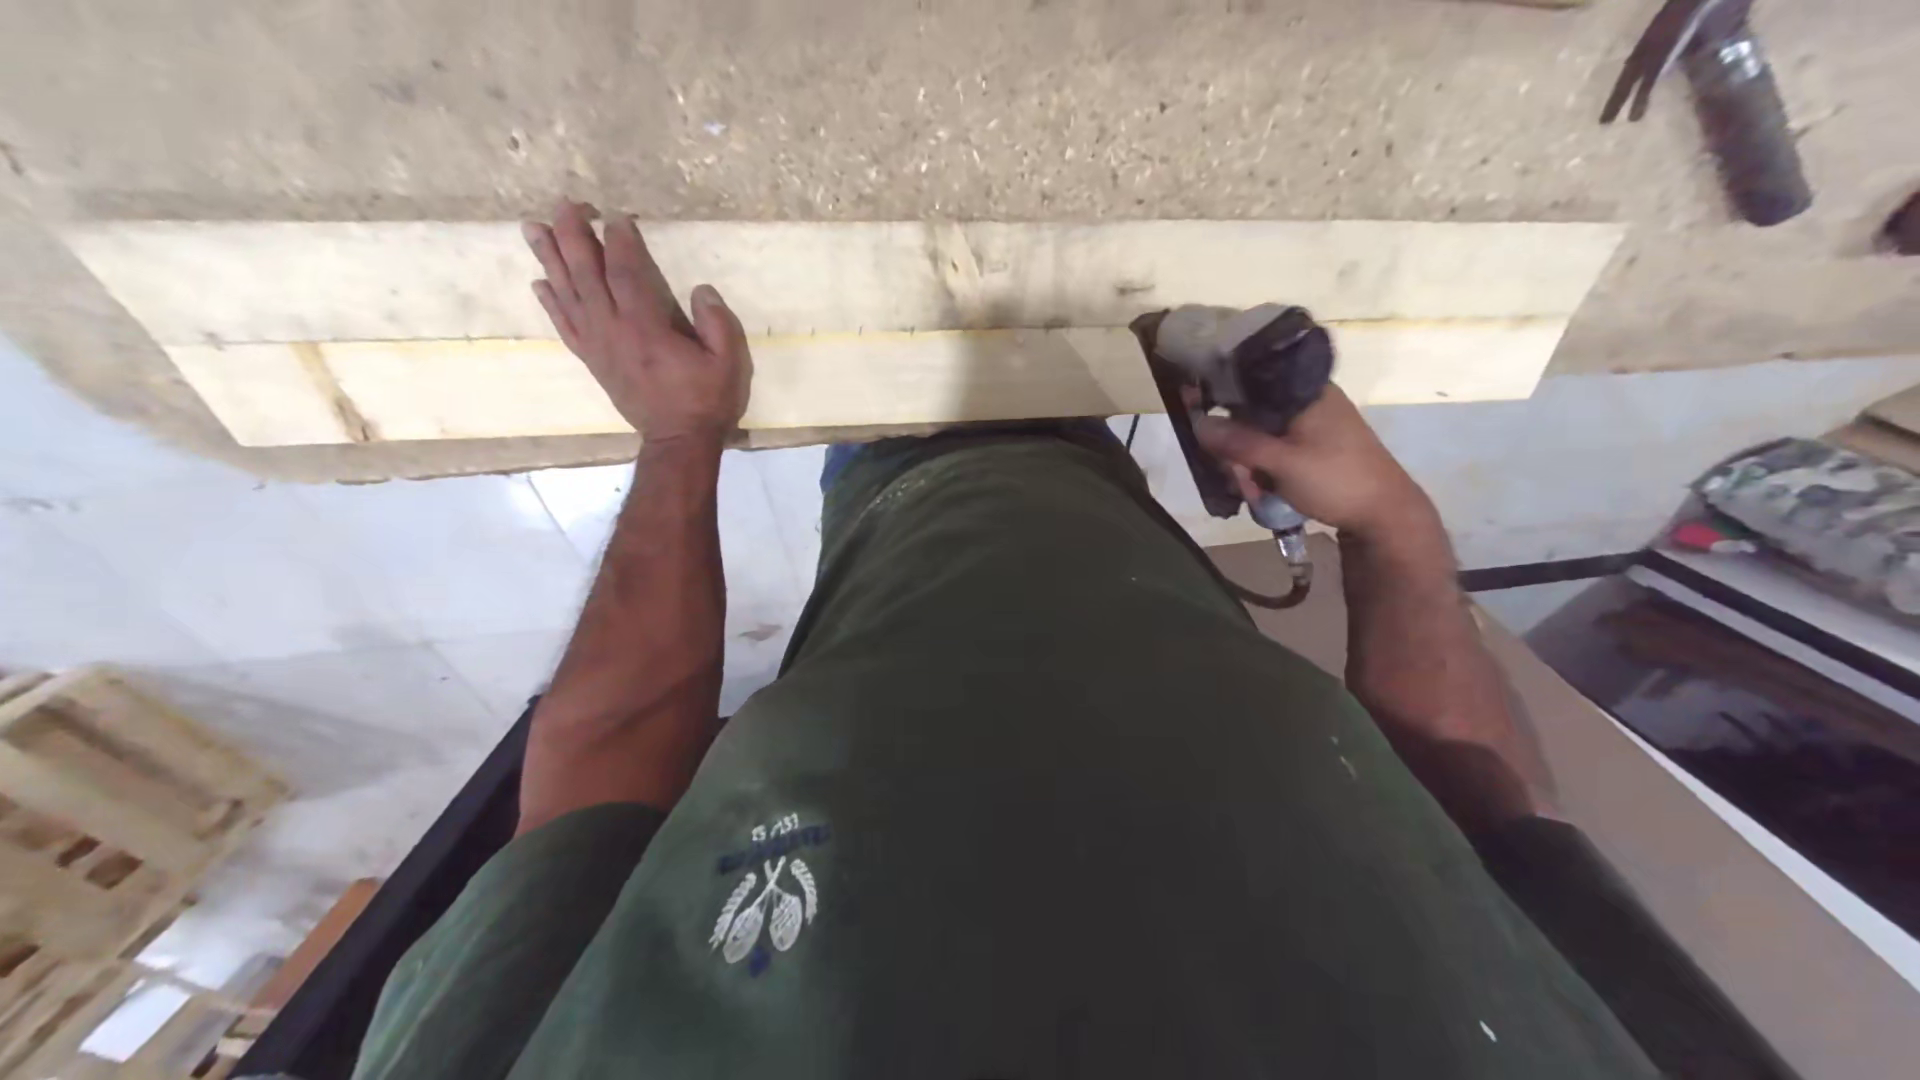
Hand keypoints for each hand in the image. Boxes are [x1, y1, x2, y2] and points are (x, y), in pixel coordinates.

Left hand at [523, 200, 749, 445]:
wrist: (678, 440)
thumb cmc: (706, 401)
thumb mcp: (728, 363)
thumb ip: (717, 323)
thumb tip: (701, 289)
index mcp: (646, 327)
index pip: (625, 272)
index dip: (620, 240)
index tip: (618, 215)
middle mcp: (613, 329)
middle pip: (585, 273)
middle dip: (574, 235)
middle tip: (567, 205)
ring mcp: (597, 345)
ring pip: (566, 294)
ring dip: (549, 258)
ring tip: (533, 227)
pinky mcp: (592, 361)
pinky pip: (564, 326)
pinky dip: (550, 303)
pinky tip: (539, 282)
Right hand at [1193, 386, 1437, 541]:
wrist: (1385, 515)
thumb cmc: (1336, 480)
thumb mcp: (1282, 463)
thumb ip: (1238, 442)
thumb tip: (1197, 424)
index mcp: (1306, 392)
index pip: (1253, 380)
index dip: (1223, 398)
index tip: (1206, 425)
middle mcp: (1307, 401)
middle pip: (1252, 413)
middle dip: (1234, 447)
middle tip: (1235, 477)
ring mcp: (1310, 425)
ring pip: (1259, 435)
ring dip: (1246, 463)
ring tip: (1250, 491)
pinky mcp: (1311, 447)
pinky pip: (1272, 449)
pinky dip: (1261, 467)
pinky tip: (1258, 488)